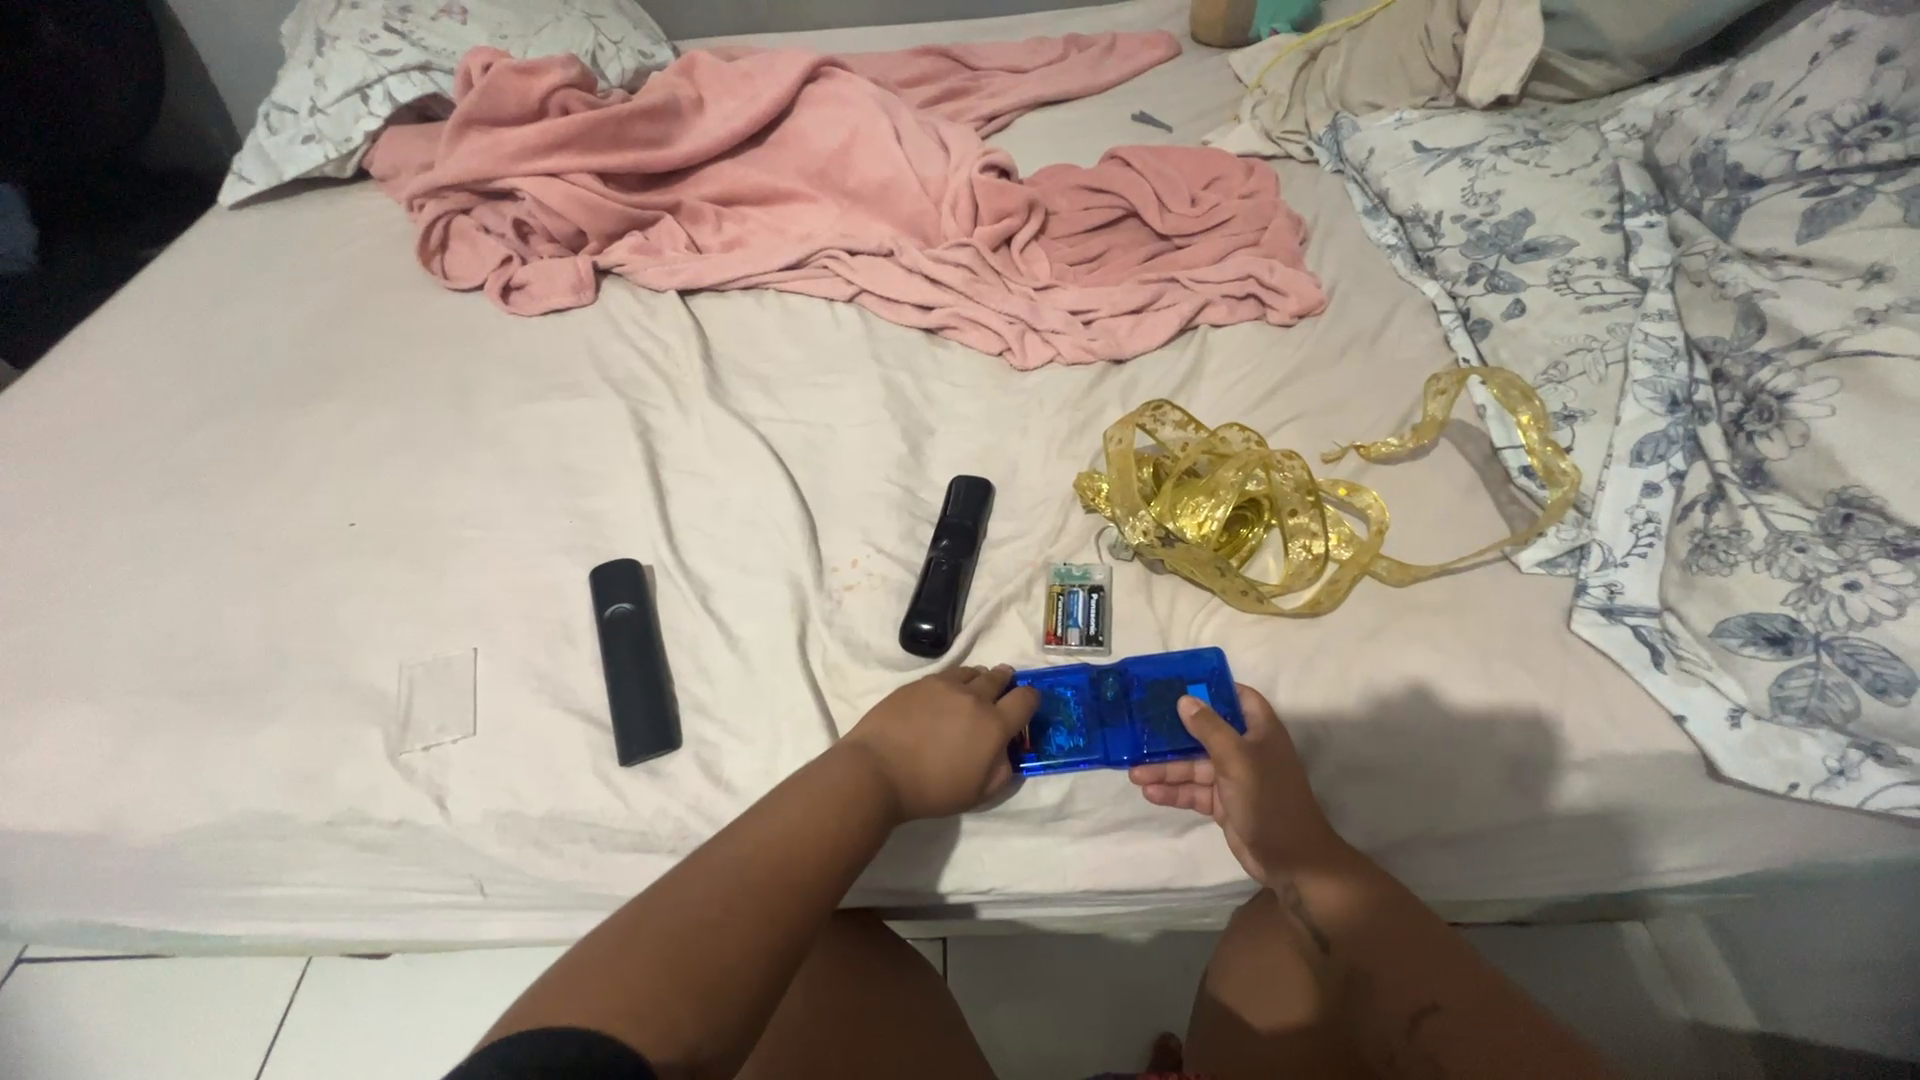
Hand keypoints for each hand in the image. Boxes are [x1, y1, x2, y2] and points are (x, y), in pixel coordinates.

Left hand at [839, 665, 1039, 821]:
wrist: (878, 771)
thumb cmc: (931, 790)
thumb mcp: (979, 793)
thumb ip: (1003, 770)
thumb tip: (1006, 751)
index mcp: (994, 725)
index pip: (1026, 698)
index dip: (1031, 699)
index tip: (1026, 705)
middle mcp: (974, 697)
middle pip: (1000, 677)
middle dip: (1006, 682)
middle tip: (1001, 692)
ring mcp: (944, 686)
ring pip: (972, 672)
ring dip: (978, 680)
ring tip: (971, 693)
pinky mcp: (919, 683)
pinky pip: (946, 675)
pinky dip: (952, 683)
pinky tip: (942, 698)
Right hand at [1128, 684, 1345, 883]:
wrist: (1291, 860)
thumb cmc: (1269, 799)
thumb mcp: (1237, 759)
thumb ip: (1209, 728)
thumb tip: (1184, 700)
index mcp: (1259, 731)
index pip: (1238, 698)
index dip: (1213, 688)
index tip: (1179, 685)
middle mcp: (1246, 750)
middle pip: (1205, 733)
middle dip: (1173, 734)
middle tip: (1140, 730)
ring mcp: (1233, 778)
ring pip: (1193, 766)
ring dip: (1166, 769)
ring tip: (1133, 773)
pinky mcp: (1222, 803)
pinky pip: (1192, 791)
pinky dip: (1172, 791)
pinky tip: (1149, 792)